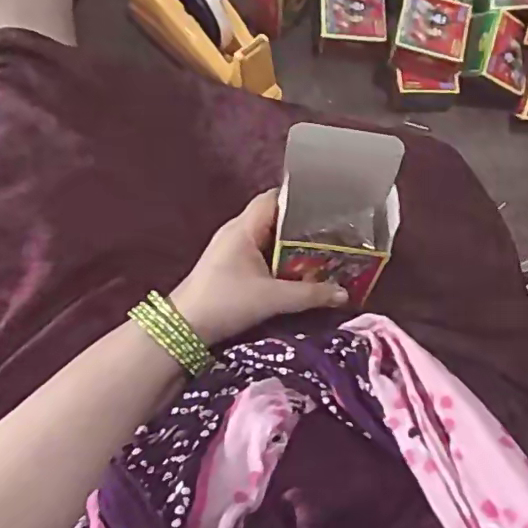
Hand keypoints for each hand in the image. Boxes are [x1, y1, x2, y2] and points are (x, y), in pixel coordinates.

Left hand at [170, 190, 348, 344]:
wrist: (183, 329)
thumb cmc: (225, 304)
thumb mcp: (272, 300)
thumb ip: (310, 295)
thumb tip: (344, 294)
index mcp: (244, 228)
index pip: (274, 198)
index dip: (300, 198)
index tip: (328, 207)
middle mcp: (236, 232)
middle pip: (274, 218)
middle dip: (302, 226)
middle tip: (333, 234)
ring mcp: (230, 250)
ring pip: (268, 238)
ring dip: (291, 246)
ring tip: (323, 252)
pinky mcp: (229, 267)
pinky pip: (260, 254)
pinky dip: (279, 260)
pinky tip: (297, 272)